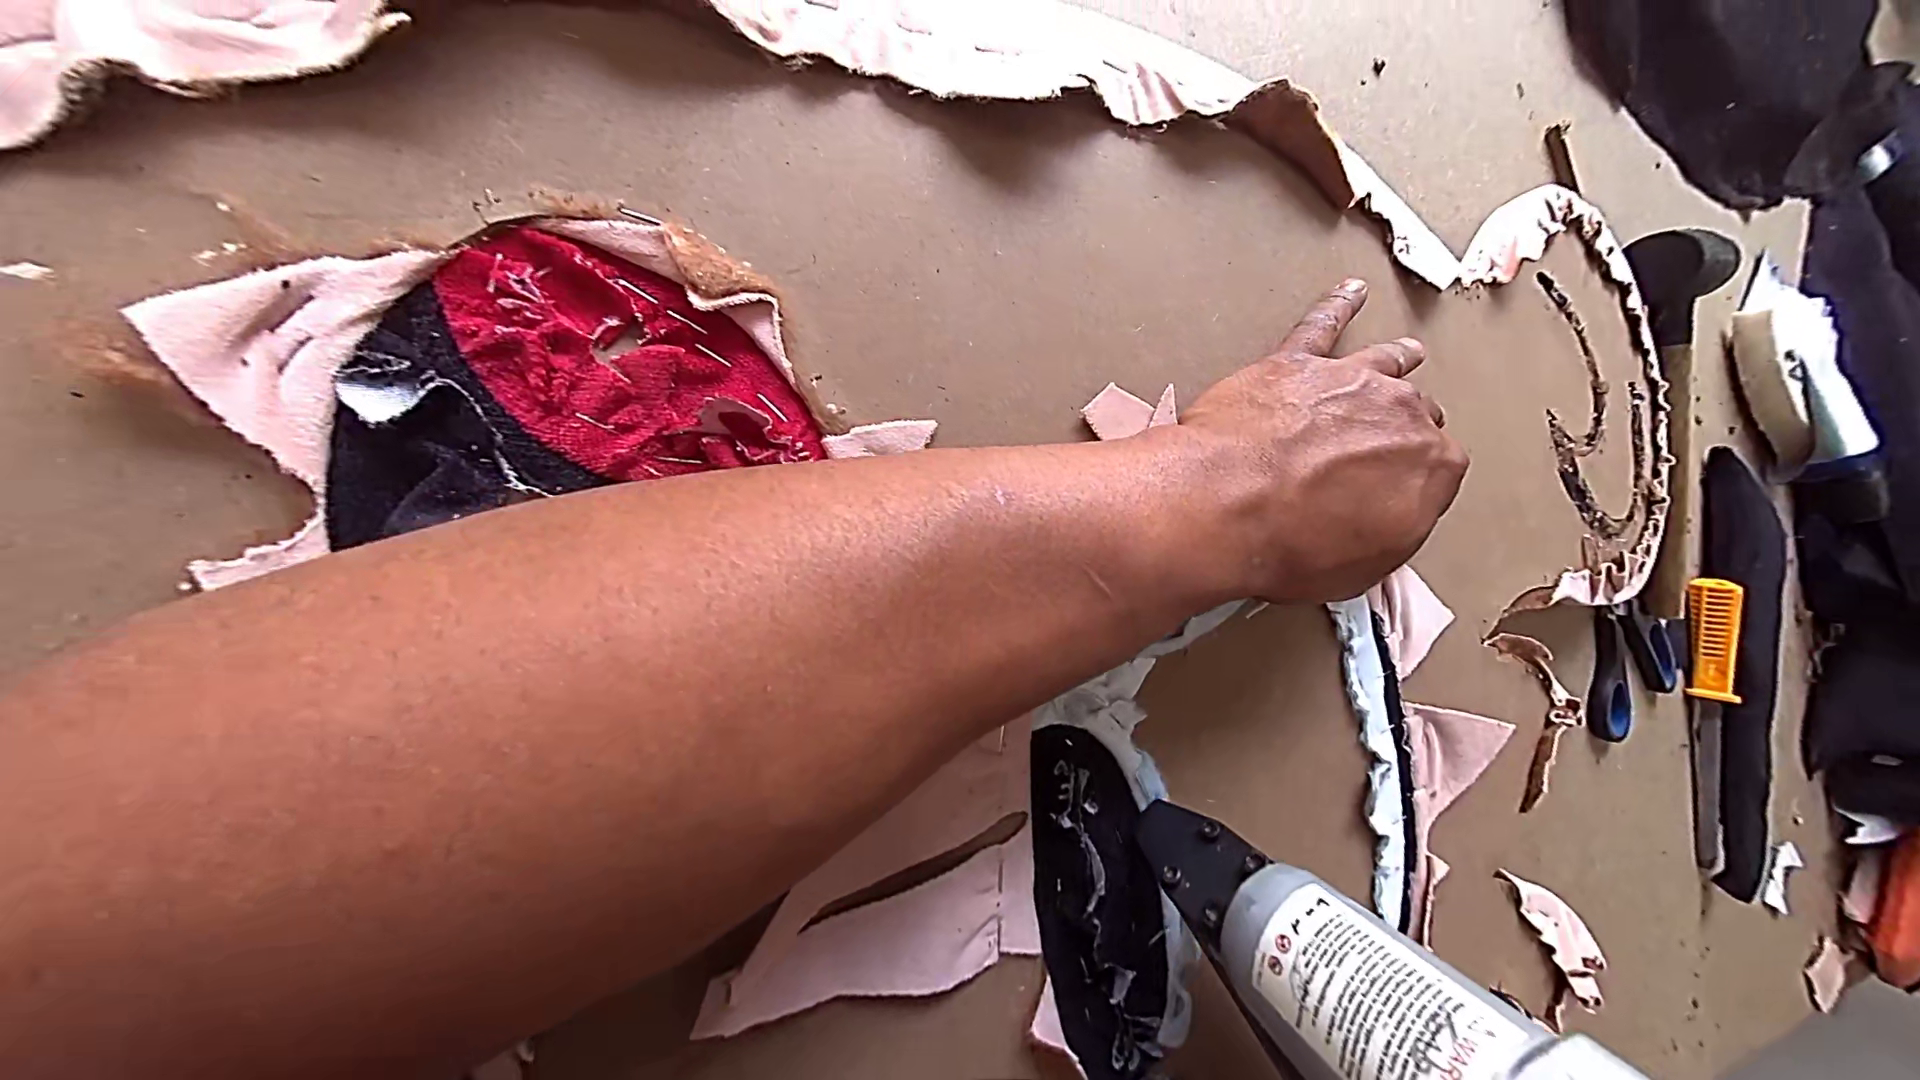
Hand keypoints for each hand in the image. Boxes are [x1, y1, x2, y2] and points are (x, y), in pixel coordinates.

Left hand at [1172, 278, 1467, 602]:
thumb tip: (1369, 529)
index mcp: (1430, 469)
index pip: (1430, 469)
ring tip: (1405, 355)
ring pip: (1383, 366)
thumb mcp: (1352, 570)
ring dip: (1394, 363)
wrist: (1229, 505)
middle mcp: (1399, 415)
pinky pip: (1321, 326)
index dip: (1403, 480)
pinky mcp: (1295, 365)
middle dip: (1393, 429)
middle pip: (1406, 416)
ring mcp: (1348, 383)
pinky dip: (1335, 307)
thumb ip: (1377, 538)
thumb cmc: (1286, 543)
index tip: (1384, 490)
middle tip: (1370, 445)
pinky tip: (1348, 293)